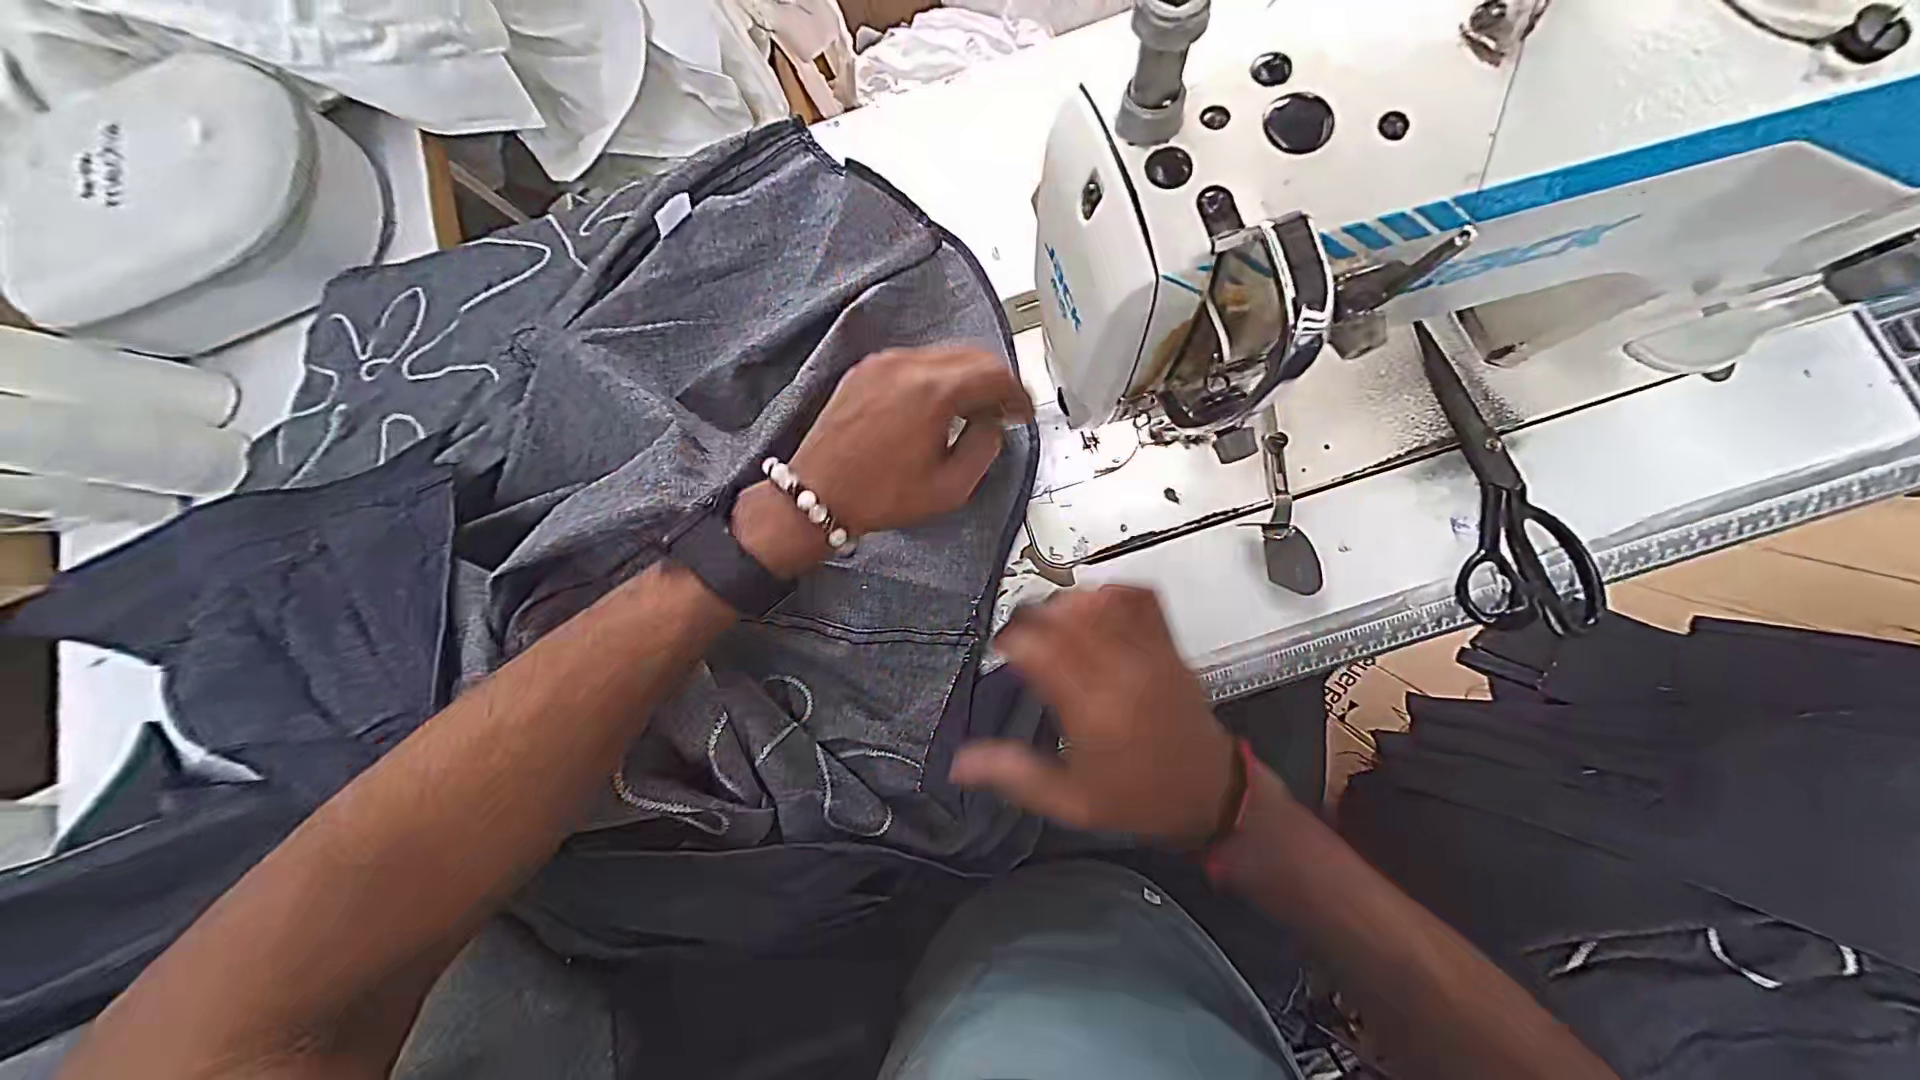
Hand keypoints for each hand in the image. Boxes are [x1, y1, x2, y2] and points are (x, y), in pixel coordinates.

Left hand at [733, 344, 1032, 576]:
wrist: (819, 495)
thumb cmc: (874, 495)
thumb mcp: (950, 487)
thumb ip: (985, 448)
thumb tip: (993, 426)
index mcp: (932, 392)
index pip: (995, 373)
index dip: (1018, 392)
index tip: (1022, 409)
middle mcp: (906, 367)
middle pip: (972, 355)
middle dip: (995, 381)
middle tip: (1004, 408)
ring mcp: (882, 364)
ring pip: (943, 354)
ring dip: (966, 377)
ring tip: (972, 410)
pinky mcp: (865, 371)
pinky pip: (914, 362)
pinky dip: (935, 377)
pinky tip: (936, 406)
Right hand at [950, 586, 1242, 844]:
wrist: (1207, 793)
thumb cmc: (1141, 797)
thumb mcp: (1068, 800)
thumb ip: (1013, 774)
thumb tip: (963, 763)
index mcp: (1090, 711)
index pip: (1040, 648)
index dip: (1011, 638)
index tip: (1002, 647)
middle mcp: (1119, 676)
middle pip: (1065, 616)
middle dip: (1032, 614)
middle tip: (1022, 632)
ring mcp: (1147, 657)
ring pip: (1100, 602)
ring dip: (1068, 600)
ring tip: (1053, 616)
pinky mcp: (1168, 649)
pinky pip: (1142, 601)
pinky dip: (1116, 591)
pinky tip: (1098, 600)